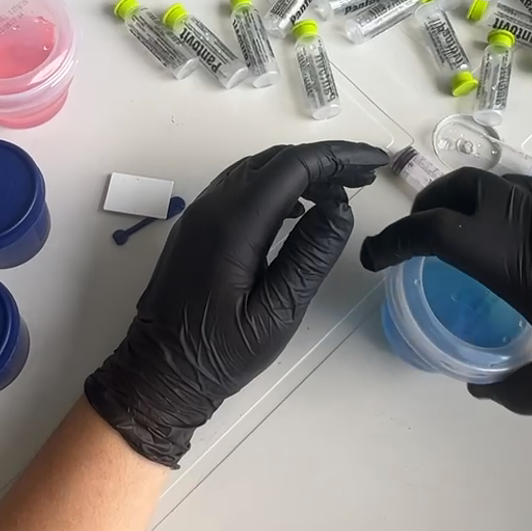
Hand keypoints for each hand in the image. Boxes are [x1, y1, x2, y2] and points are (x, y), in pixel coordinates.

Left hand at [85, 141, 389, 466]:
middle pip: (275, 160)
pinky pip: (241, 186)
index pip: (294, 167)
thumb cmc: (219, 353)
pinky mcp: (197, 225)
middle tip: (365, 176)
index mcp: (235, 223)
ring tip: (341, 190)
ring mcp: (201, 213)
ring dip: (301, 170)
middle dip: (324, 161)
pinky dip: (277, 185)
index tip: (374, 163)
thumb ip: (310, 256)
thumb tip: (340, 206)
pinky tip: (301, 208)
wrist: (157, 372)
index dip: (338, 157)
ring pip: (257, 169)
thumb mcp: (276, 313)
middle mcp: (214, 206)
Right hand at [359, 170, 531, 439]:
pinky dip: (511, 207)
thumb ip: (505, 386)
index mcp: (515, 259)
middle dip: (428, 208)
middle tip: (422, 238)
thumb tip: (478, 381)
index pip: (431, 229)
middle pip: (458, 189)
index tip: (377, 258)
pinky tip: (530, 241)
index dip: (394, 240)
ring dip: (470, 204)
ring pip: (499, 185)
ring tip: (471, 238)